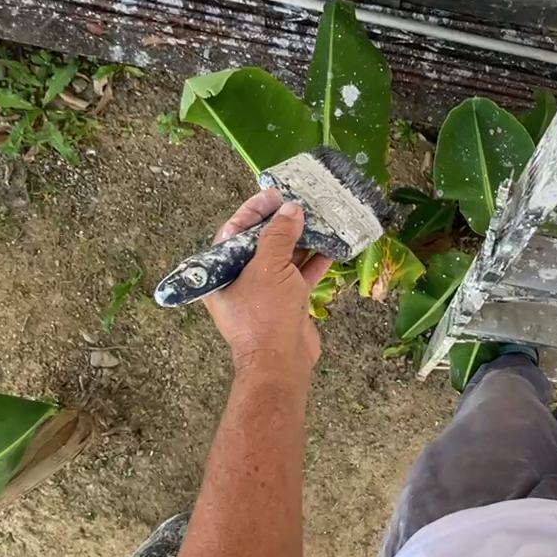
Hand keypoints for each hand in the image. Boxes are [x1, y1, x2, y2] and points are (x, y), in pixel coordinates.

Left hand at [204, 188, 333, 373]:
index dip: (254, 210)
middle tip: (303, 203)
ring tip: (322, 218)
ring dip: (304, 239)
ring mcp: (266, 291)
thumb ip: (279, 236)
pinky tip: (333, 245)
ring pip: (285, 257)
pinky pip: (301, 274)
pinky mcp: (289, 302)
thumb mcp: (269, 268)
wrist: (280, 362)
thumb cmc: (264, 314)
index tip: (276, 194)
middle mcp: (241, 279)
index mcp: (223, 271)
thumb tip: (292, 210)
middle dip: (284, 223)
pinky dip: (316, 261)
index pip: (235, 230)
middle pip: (262, 242)